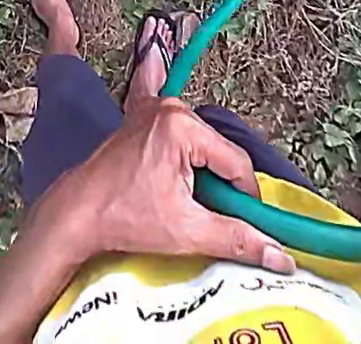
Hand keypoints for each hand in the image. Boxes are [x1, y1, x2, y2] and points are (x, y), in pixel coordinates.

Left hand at [37, 97, 296, 273]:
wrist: (79, 209)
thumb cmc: (125, 216)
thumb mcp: (186, 231)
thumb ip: (237, 239)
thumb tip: (281, 254)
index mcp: (183, 127)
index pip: (237, 162)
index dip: (245, 196)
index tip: (242, 221)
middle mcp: (172, 107)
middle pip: (218, 150)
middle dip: (220, 182)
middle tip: (204, 211)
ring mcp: (156, 106)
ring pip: (202, 141)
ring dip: (201, 169)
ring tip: (182, 196)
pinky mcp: (145, 111)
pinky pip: (174, 114)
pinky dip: (181, 127)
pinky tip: (172, 118)